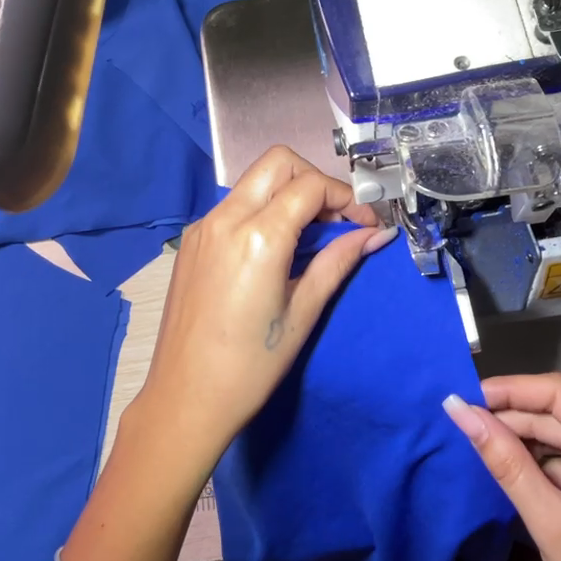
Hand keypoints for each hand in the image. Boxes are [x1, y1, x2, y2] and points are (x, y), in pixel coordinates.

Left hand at [137, 147, 393, 463]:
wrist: (184, 398)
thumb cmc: (250, 366)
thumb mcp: (302, 314)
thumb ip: (338, 262)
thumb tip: (375, 234)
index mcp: (258, 237)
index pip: (310, 185)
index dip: (347, 197)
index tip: (365, 224)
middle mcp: (225, 219)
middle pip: (278, 162)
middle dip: (314, 180)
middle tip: (336, 220)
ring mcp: (202, 227)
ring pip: (253, 180)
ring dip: (288, 192)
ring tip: (310, 236)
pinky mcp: (191, 241)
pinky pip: (233, 205)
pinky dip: (262, 209)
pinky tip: (275, 249)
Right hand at [443, 373, 560, 560]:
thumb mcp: (551, 524)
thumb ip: (505, 461)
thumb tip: (458, 410)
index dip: (510, 390)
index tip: (464, 396)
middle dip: (511, 417)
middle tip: (461, 420)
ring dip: (522, 439)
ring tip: (476, 439)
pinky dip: (540, 460)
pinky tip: (507, 462)